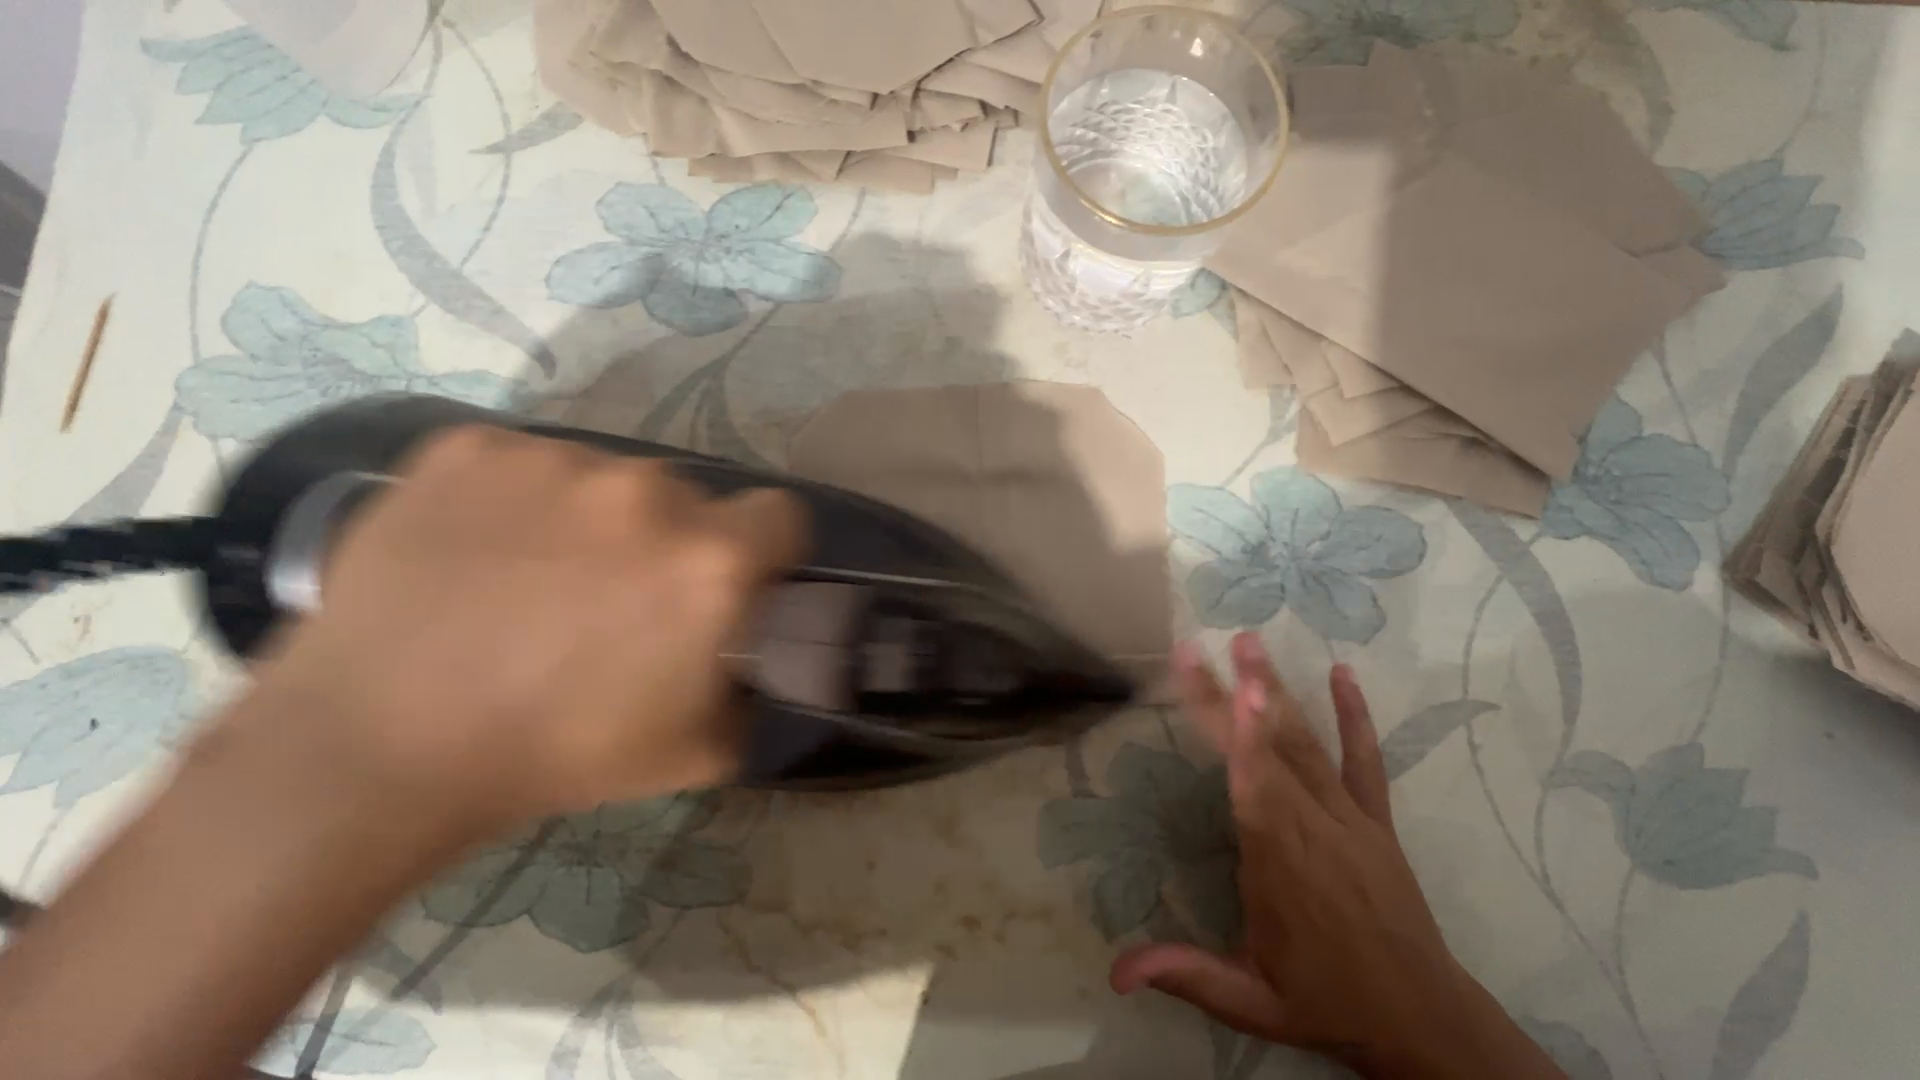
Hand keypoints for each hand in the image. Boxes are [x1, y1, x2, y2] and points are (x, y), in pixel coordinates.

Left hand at [245, 425, 805, 830]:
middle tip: (619, 597)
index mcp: (710, 559)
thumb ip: (752, 696)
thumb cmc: (557, 754)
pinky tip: (479, 555)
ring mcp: (552, 459)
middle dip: (670, 540)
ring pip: (603, 476)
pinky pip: (521, 464)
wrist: (378, 748)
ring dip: (593, 517)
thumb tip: (756, 665)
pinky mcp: (469, 448)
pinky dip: (515, 500)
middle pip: (688, 497)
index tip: (731, 585)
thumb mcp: (695, 752)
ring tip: (535, 579)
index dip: (765, 552)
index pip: (781, 516)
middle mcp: (645, 490)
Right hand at [1110, 633, 1563, 1079]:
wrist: (1422, 1017)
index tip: (1224, 684)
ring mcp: (1350, 818)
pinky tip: (1341, 673)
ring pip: (1307, 744)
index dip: (1240, 734)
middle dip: (1235, 694)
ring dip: (1276, 690)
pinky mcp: (1376, 819)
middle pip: (1269, 750)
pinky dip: (1355, 715)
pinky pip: (1366, 760)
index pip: (1252, 786)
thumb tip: (1115, 973)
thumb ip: (1186, 976)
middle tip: (1201, 647)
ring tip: (1248, 643)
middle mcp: (1314, 828)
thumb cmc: (1326, 1002)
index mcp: (1279, 864)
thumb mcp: (1253, 1003)